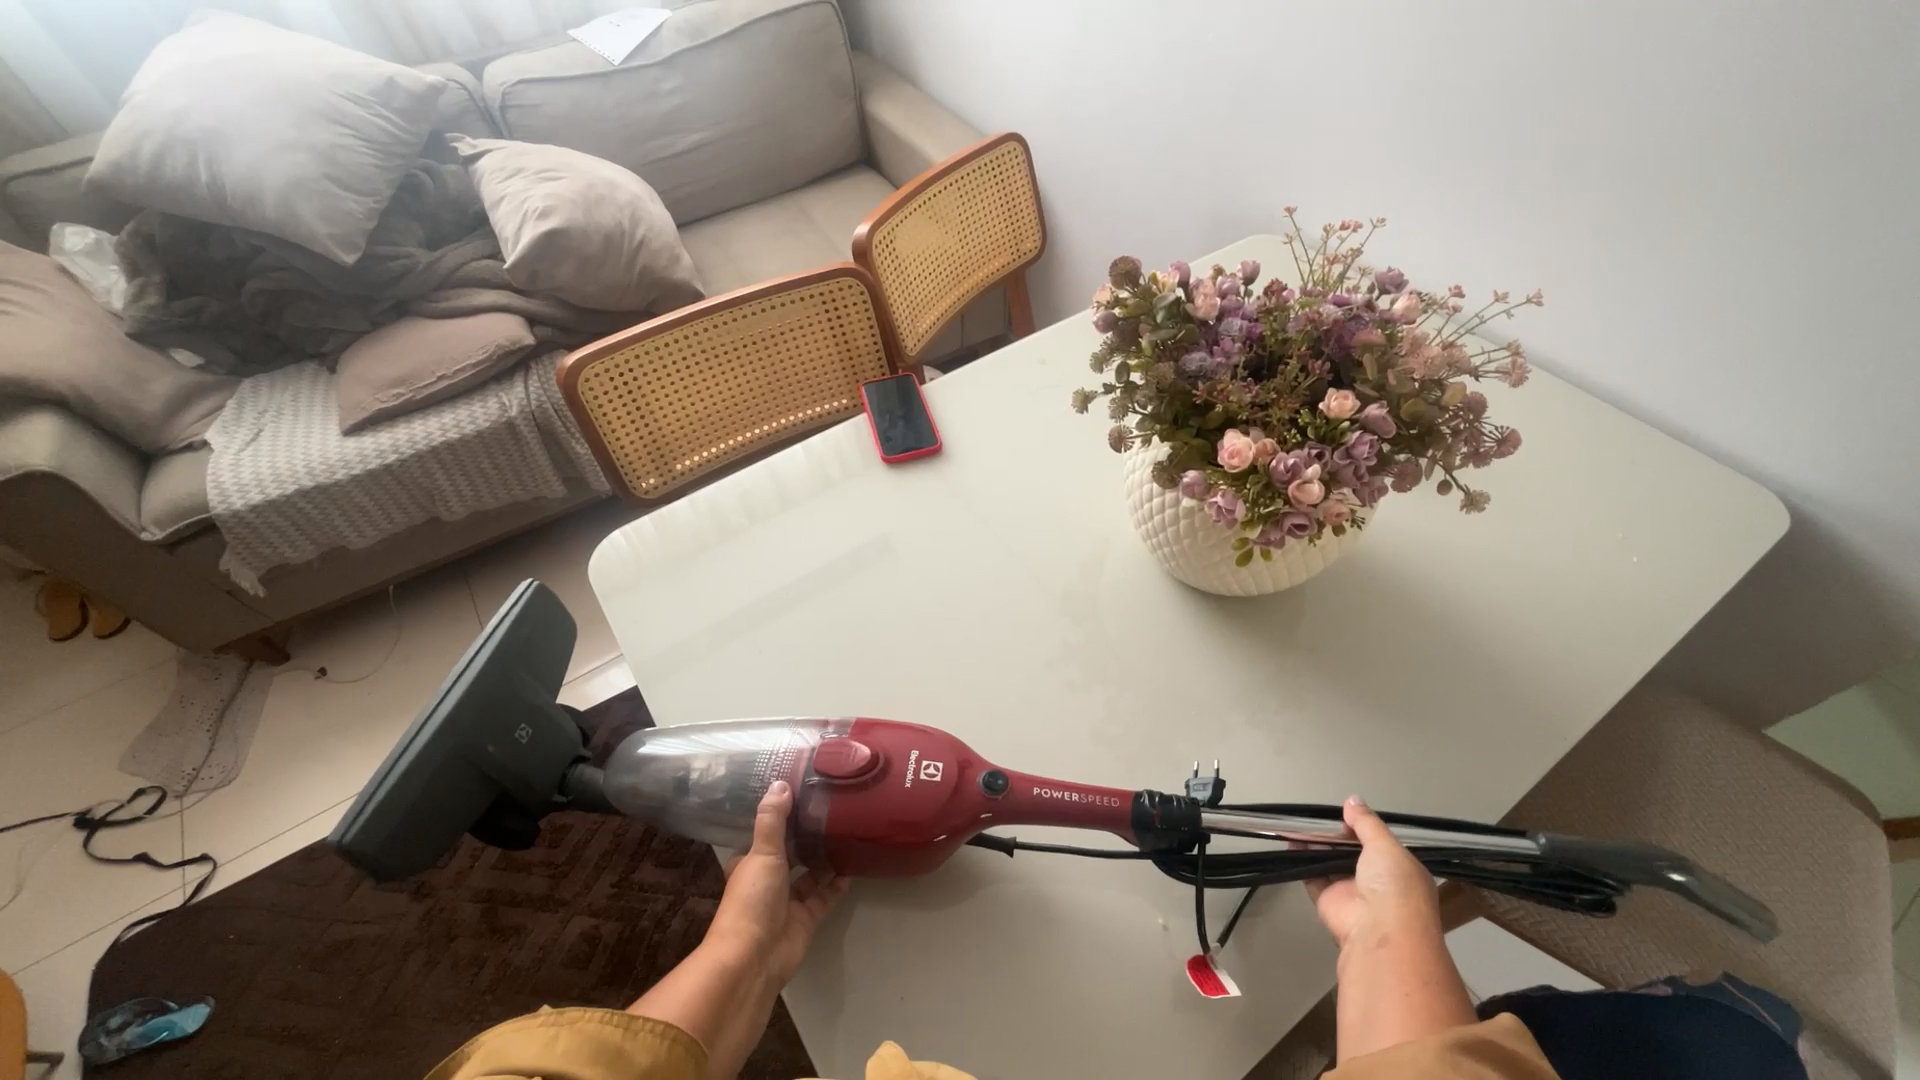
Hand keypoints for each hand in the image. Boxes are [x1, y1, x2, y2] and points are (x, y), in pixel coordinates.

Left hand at [705, 781, 849, 984]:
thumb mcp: (761, 853)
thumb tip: (781, 783)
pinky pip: (825, 895)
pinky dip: (837, 884)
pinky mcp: (806, 918)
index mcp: (748, 864)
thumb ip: (772, 819)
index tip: (800, 797)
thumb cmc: (752, 900)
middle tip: (830, 811)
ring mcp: (787, 902)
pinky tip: (853, 865)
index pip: (762, 837)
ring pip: (808, 875)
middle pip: (788, 855)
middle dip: (805, 838)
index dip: (778, 819)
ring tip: (846, 833)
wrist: (754, 958)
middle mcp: (767, 881)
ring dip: (823, 859)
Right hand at [1306, 795, 1441, 953]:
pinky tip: (1291, 842)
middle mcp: (1378, 883)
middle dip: (1337, 836)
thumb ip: (1367, 823)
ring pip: (1331, 863)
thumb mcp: (1387, 846)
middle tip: (1319, 817)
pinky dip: (1302, 860)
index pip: (1381, 845)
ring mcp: (1352, 893)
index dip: (1364, 828)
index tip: (1346, 812)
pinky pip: (1313, 876)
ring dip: (1318, 845)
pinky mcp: (1328, 901)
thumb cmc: (1393, 885)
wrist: (1379, 930)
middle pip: (1353, 853)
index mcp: (1400, 870)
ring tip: (1301, 824)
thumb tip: (1353, 800)